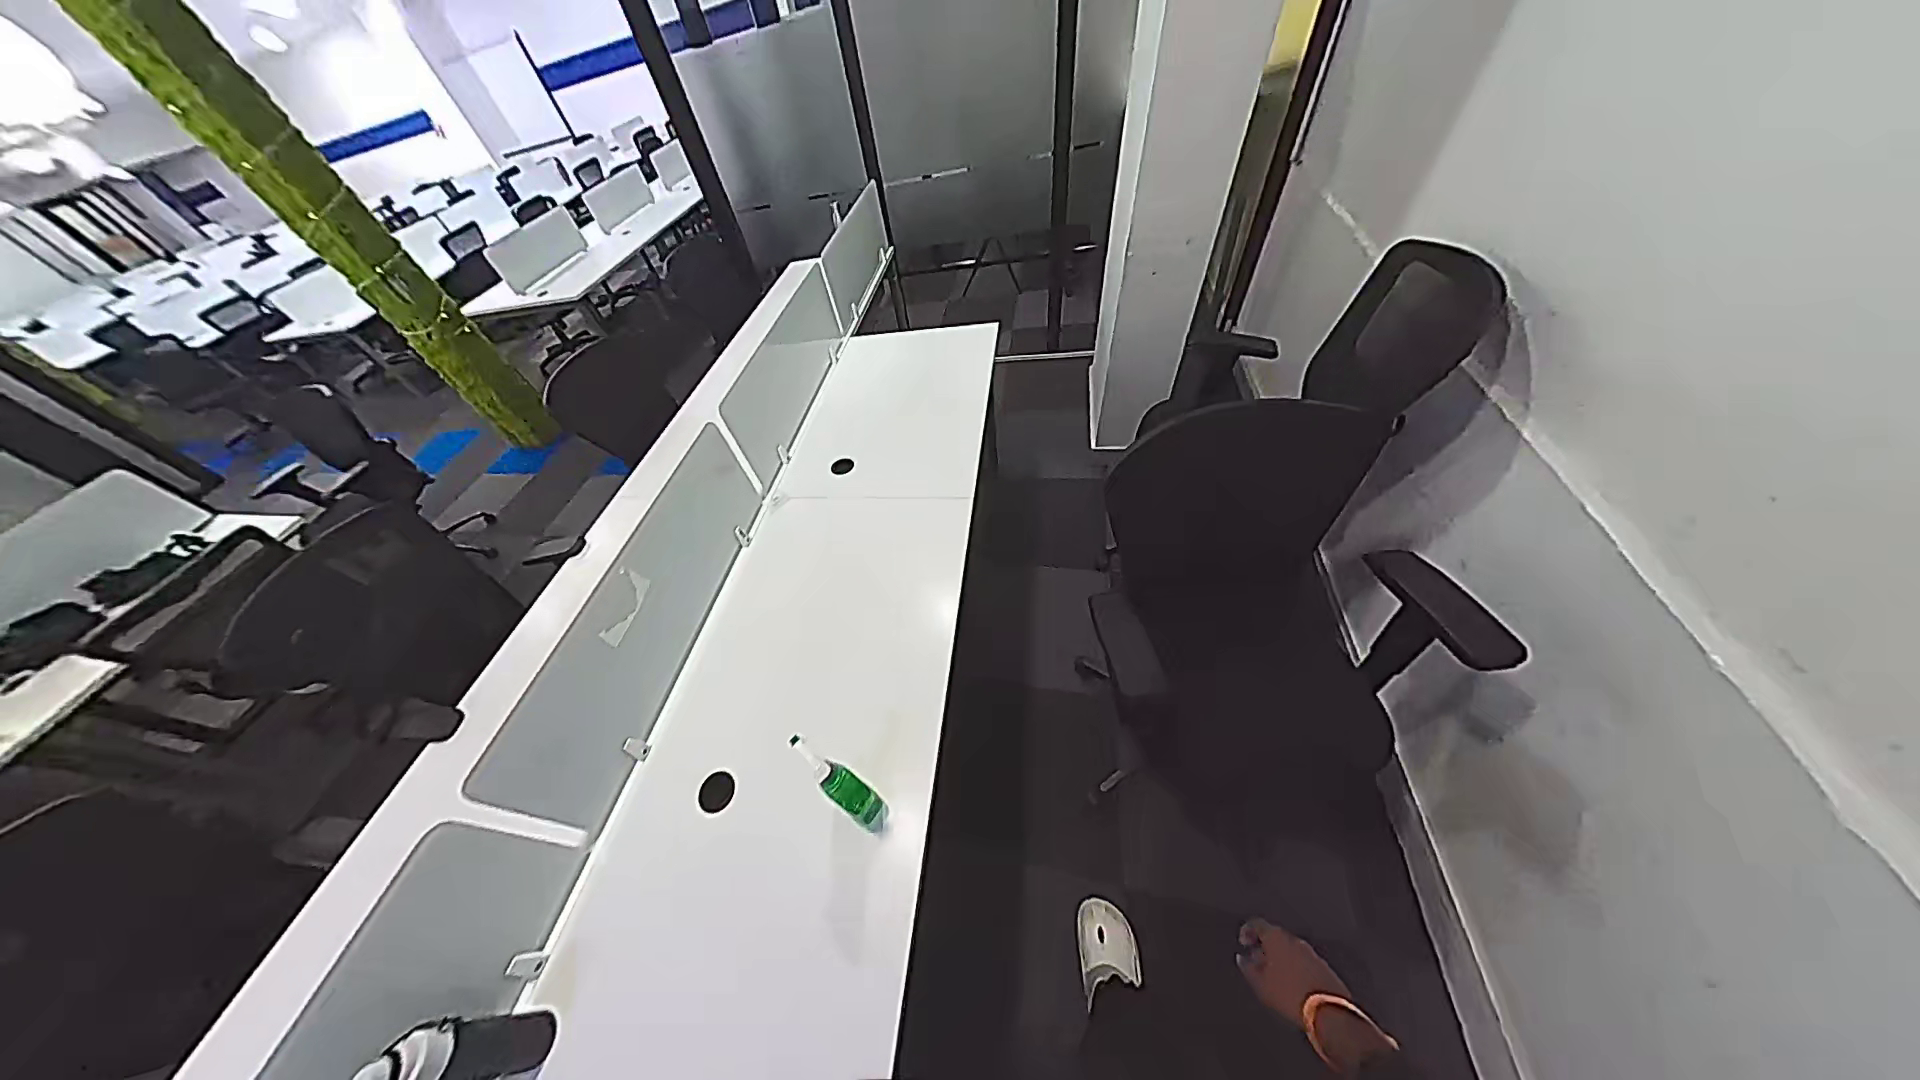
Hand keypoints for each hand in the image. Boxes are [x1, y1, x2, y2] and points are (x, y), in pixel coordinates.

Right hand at [1235, 918, 1348, 1024]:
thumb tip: (1243, 959)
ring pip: (1291, 949)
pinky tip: (1293, 982)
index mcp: (1276, 937)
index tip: (1243, 943)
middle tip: (1258, 960)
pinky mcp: (1325, 968)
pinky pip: (1304, 961)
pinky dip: (1296, 967)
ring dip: (1281, 957)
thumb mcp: (1260, 984)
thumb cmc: (1289, 994)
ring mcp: (1312, 953)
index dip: (1247, 931)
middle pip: (1275, 936)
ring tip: (1275, 974)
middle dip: (1265, 946)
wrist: (1329, 1013)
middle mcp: (1294, 940)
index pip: (1256, 924)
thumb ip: (1248, 967)